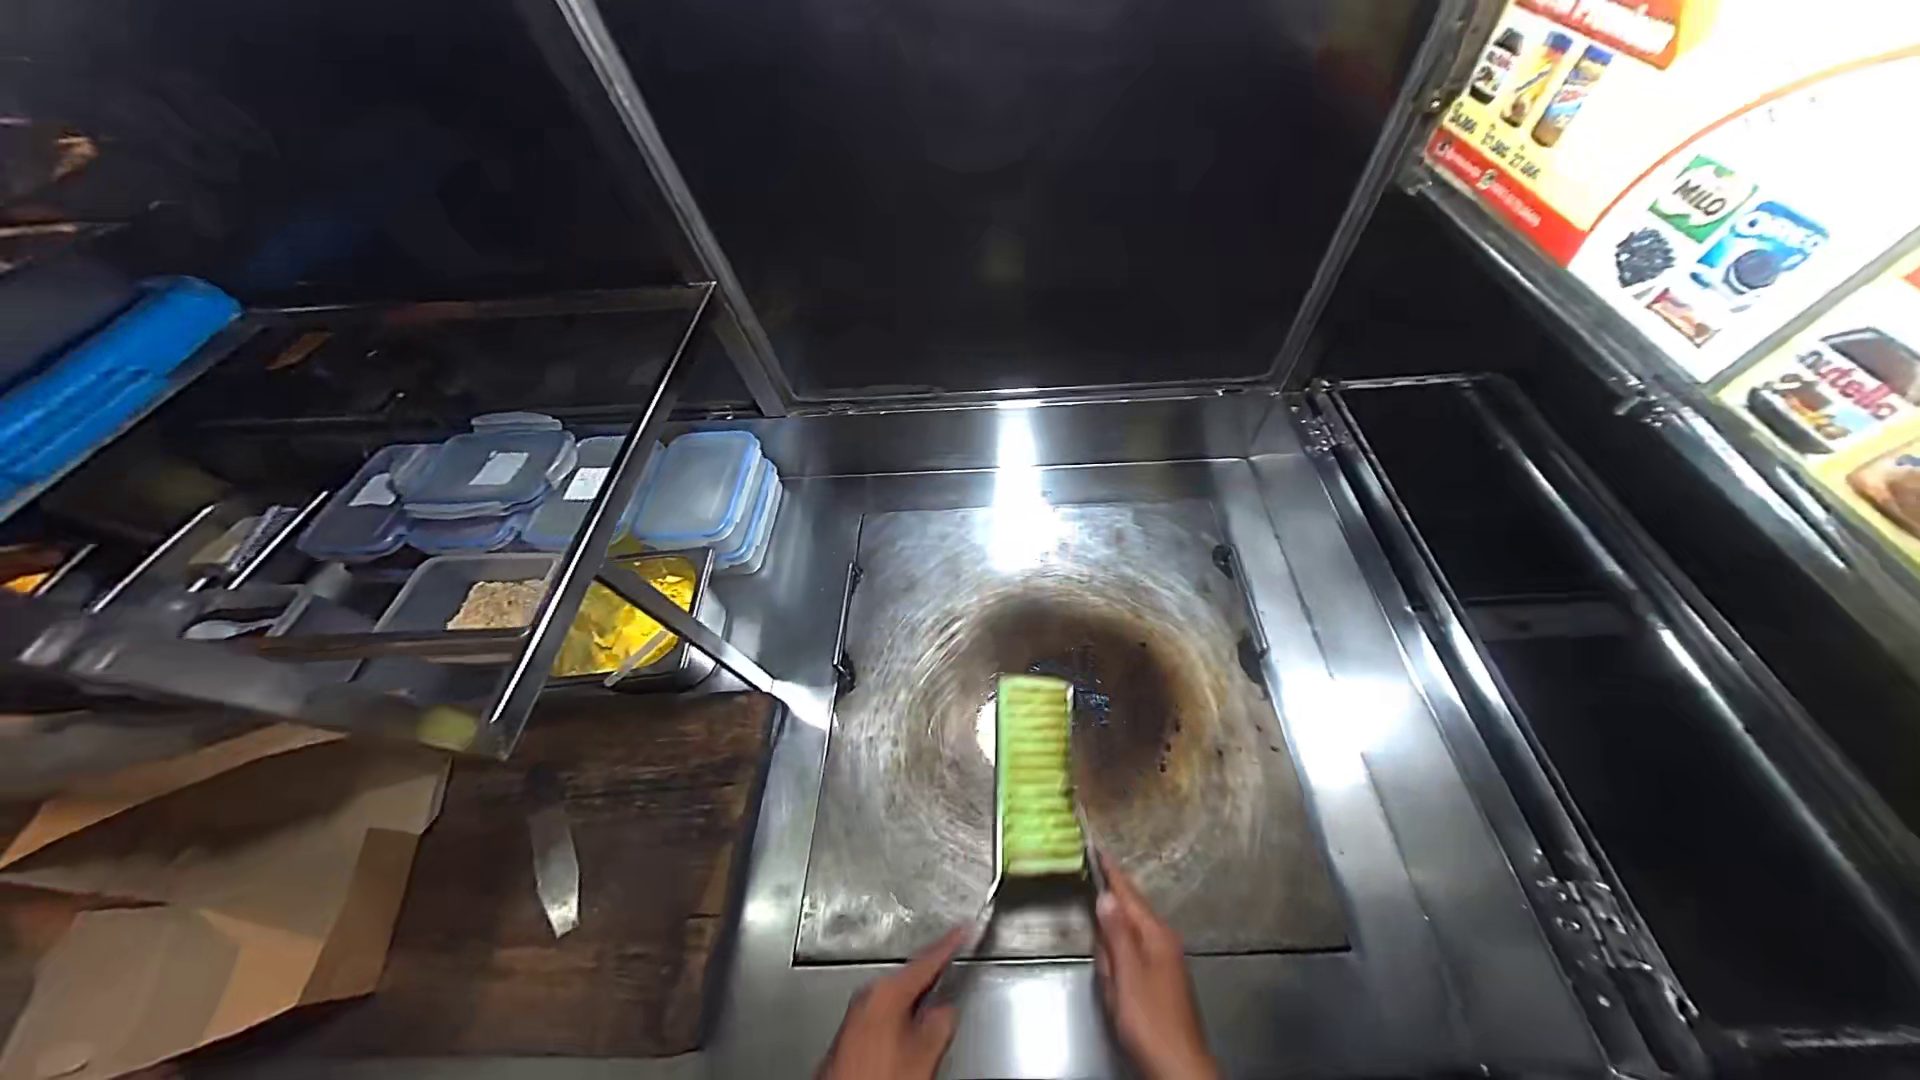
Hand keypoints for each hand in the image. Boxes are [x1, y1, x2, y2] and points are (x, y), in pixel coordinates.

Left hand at [816, 928, 963, 1079]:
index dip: (948, 945)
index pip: (926, 960)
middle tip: (951, 977)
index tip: (961, 930)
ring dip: (915, 1004)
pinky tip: (906, 1038)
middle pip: (910, 979)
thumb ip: (942, 1021)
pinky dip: (899, 1018)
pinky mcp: (851, 1032)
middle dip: (931, 981)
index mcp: (886, 990)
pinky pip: (884, 1014)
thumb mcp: (923, 1053)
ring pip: (897, 998)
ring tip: (931, 1020)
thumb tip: (948, 1007)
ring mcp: (857, 1012)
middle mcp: (868, 994)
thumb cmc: (879, 1078)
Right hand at [1093, 852, 1218, 1079]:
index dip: (1111, 872)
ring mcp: (1163, 961)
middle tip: (1099, 946)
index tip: (1098, 848)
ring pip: (1127, 939)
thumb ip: (1115, 933)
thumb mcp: (1127, 974)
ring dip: (1112, 949)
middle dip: (1107, 921)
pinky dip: (1119, 965)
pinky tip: (1116, 984)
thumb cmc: (1150, 1019)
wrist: (1179, 1069)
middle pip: (1127, 914)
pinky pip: (1132, 959)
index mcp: (1155, 934)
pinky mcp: (1159, 981)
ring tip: (1108, 975)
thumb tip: (1106, 895)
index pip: (1128, 893)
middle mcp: (1162, 941)